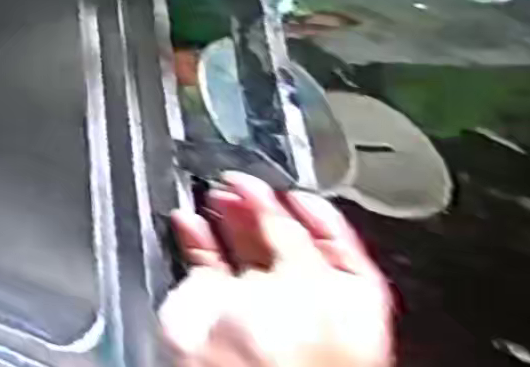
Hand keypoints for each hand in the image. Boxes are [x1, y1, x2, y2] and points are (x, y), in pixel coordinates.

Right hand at [161, 172, 392, 366]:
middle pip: (287, 244)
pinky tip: (186, 216)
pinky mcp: (209, 297)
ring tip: (215, 189)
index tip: (297, 191)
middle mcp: (300, 301)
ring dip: (228, 214)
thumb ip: (292, 241)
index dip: (323, 221)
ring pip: (242, 245)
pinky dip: (191, 231)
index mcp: (343, 307)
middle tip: (243, 181)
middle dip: (266, 209)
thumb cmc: (292, 355)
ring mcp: (253, 300)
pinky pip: (201, 254)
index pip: (342, 255)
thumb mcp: (307, 288)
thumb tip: (271, 202)